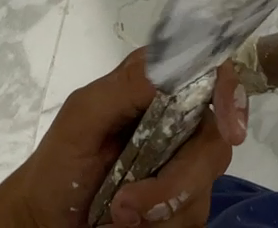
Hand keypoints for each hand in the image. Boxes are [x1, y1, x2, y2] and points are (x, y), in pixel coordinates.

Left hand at [0, 49, 248, 227]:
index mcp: (159, 85)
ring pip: (205, 186)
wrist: (46, 220)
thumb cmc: (60, 161)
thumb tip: (175, 66)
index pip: (212, 73)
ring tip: (117, 216)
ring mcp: (182, 164)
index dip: (231, 94)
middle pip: (215, 140)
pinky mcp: (181, 204)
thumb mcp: (85, 113)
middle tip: (129, 203)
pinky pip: (193, 217)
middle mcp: (179, 120)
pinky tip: (128, 226)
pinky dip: (161, 227)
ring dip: (162, 211)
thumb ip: (128, 84)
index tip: (230, 128)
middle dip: (180, 180)